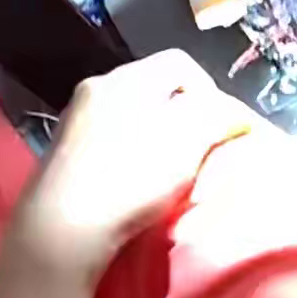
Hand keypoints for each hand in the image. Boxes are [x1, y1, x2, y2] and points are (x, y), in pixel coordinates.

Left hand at [10, 49, 251, 284]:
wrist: (59, 234)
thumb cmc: (132, 177)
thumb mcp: (191, 139)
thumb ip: (221, 115)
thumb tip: (237, 115)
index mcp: (126, 76)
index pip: (181, 63)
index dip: (211, 91)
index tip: (220, 129)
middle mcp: (96, 88)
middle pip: (157, 90)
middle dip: (185, 118)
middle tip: (199, 152)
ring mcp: (75, 121)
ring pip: (134, 117)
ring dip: (158, 139)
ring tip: (169, 173)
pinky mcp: (63, 156)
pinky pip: (110, 142)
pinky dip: (131, 157)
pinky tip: (134, 185)